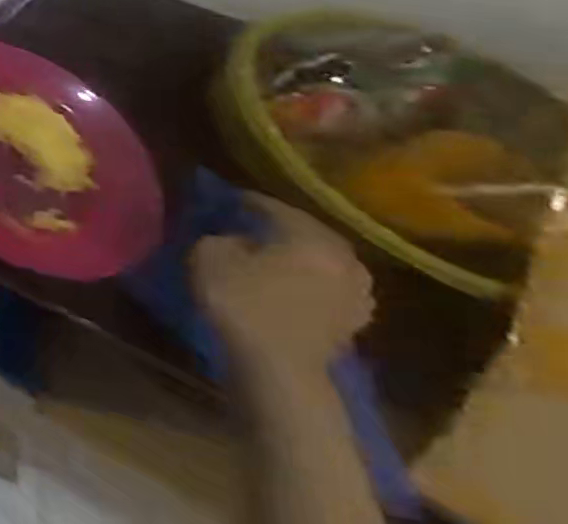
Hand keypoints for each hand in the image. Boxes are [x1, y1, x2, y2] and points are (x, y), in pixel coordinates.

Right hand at [192, 194, 373, 377]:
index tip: (228, 199)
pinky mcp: (354, 323)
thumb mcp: (210, 254)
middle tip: (251, 225)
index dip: (248, 201)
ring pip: (322, 262)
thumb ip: (223, 236)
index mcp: (312, 237)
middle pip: (308, 233)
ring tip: (272, 257)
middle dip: (280, 228)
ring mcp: (357, 294)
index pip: (276, 207)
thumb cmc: (242, 303)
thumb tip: (238, 239)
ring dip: (299, 257)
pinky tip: (288, 285)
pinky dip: (309, 282)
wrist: (278, 369)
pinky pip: (328, 288)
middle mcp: (345, 260)